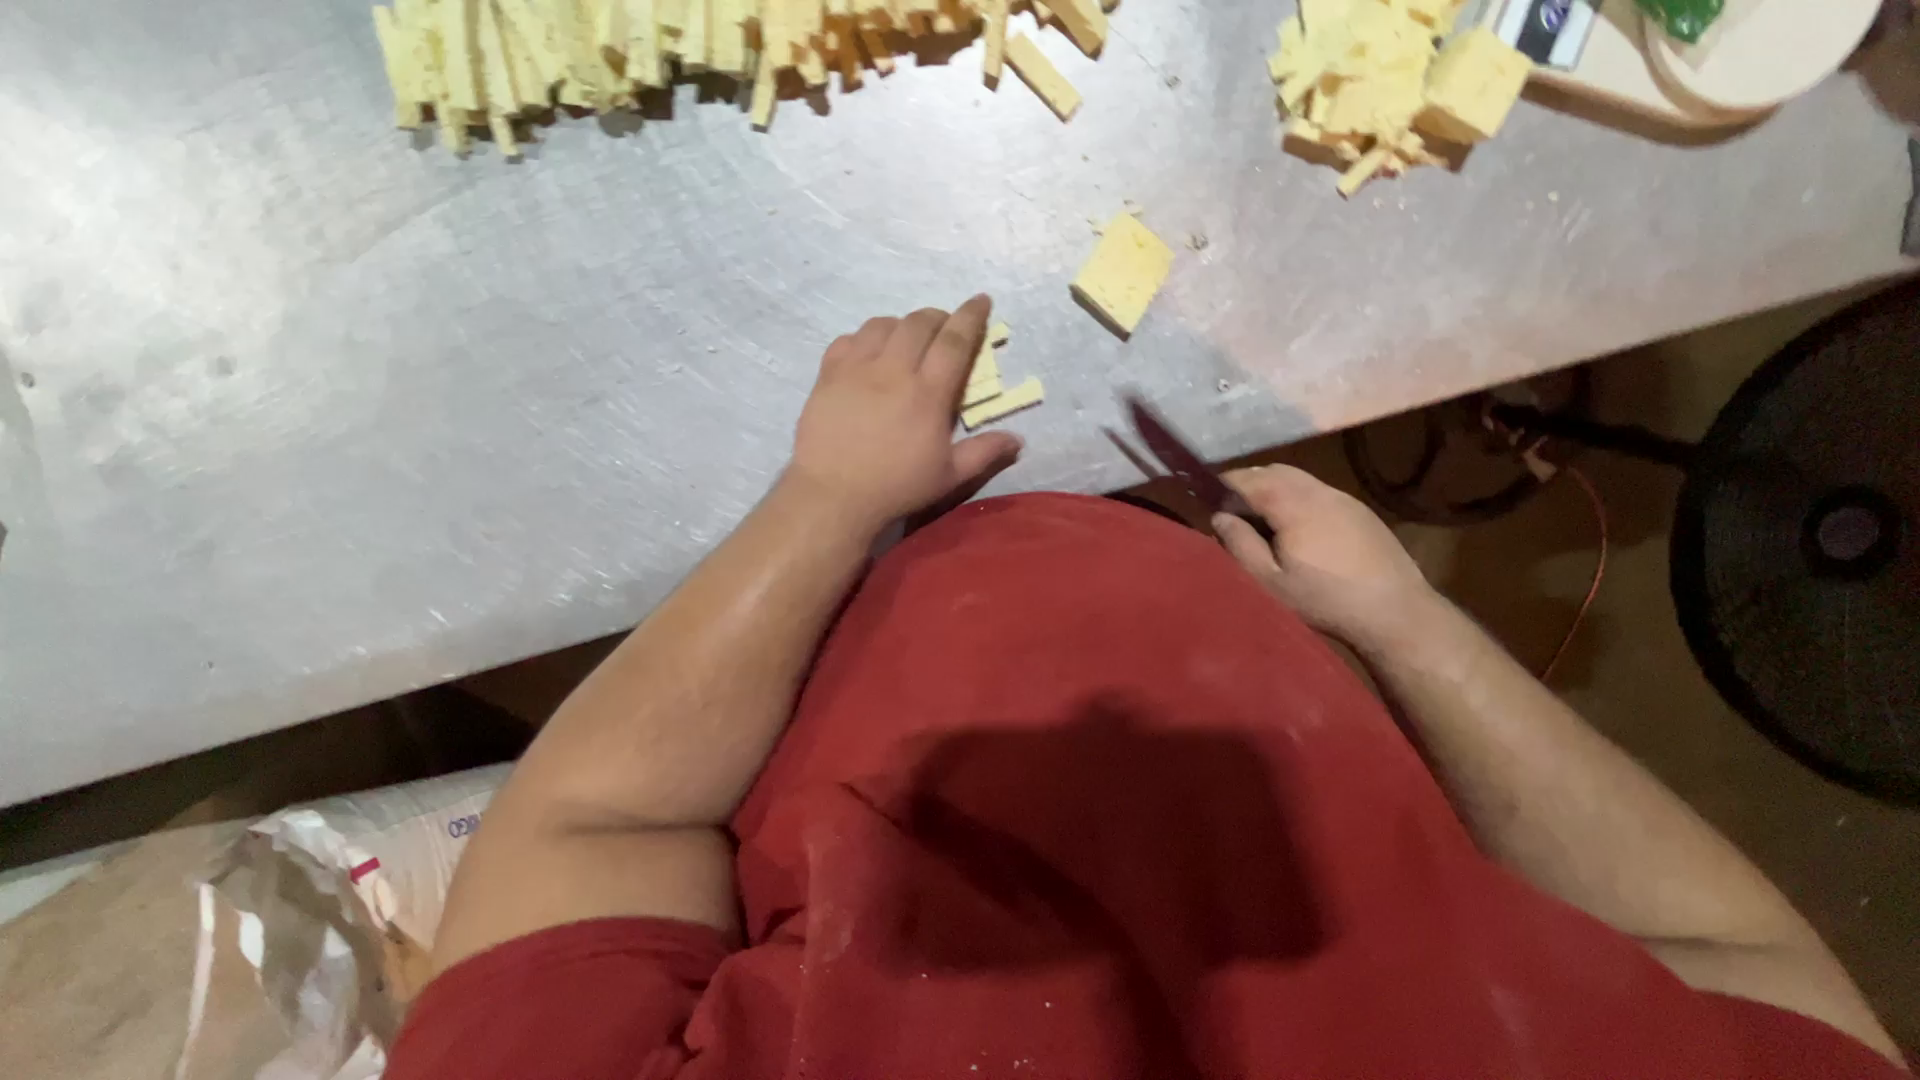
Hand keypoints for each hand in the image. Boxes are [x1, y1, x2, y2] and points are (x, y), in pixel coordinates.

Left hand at [785, 296, 1022, 529]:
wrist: (834, 494)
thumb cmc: (896, 487)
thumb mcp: (949, 476)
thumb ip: (984, 452)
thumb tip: (1018, 440)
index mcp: (928, 394)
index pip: (955, 341)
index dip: (971, 316)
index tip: (981, 300)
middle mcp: (893, 371)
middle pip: (919, 323)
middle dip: (938, 317)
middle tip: (944, 328)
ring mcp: (857, 369)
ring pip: (882, 325)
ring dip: (901, 324)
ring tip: (906, 338)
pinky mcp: (828, 374)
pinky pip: (848, 339)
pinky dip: (864, 338)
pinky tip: (869, 352)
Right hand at [1213, 464, 1443, 655]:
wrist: (1395, 611)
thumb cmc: (1325, 599)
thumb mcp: (1271, 581)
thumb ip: (1240, 545)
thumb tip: (1219, 518)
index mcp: (1291, 504)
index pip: (1247, 479)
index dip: (1223, 486)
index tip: (1207, 501)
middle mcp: (1317, 491)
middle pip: (1273, 471)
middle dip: (1248, 483)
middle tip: (1232, 511)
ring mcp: (1342, 497)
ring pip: (1298, 478)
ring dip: (1274, 489)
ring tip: (1262, 520)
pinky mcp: (1359, 510)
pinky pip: (1318, 491)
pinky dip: (1297, 497)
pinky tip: (1297, 527)